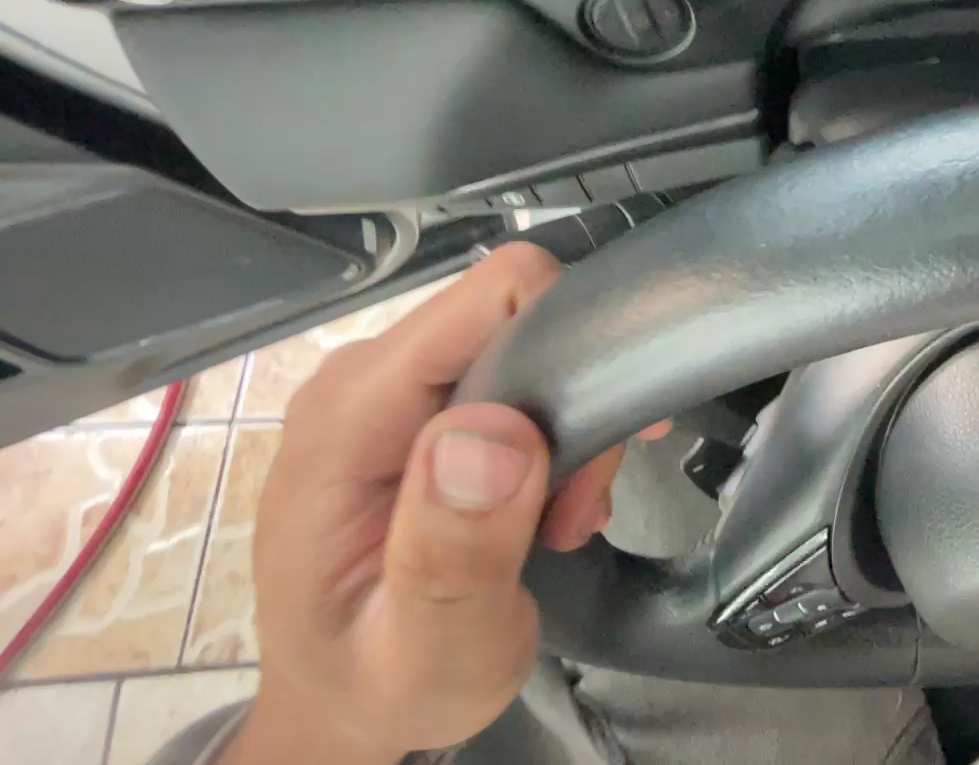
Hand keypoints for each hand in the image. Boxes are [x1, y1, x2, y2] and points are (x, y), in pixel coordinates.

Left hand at [222, 244, 665, 763]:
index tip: (601, 430)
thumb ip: (455, 551)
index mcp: (351, 419)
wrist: (350, 706)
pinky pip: (526, 373)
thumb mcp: (428, 652)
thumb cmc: (383, 688)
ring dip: (575, 427)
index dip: (569, 338)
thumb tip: (495, 433)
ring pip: (536, 345)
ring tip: (563, 515)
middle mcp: (368, 379)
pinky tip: (552, 500)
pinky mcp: (429, 401)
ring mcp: (397, 386)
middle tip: (576, 500)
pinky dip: (562, 432)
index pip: (489, 298)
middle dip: (577, 400)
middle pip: (523, 318)